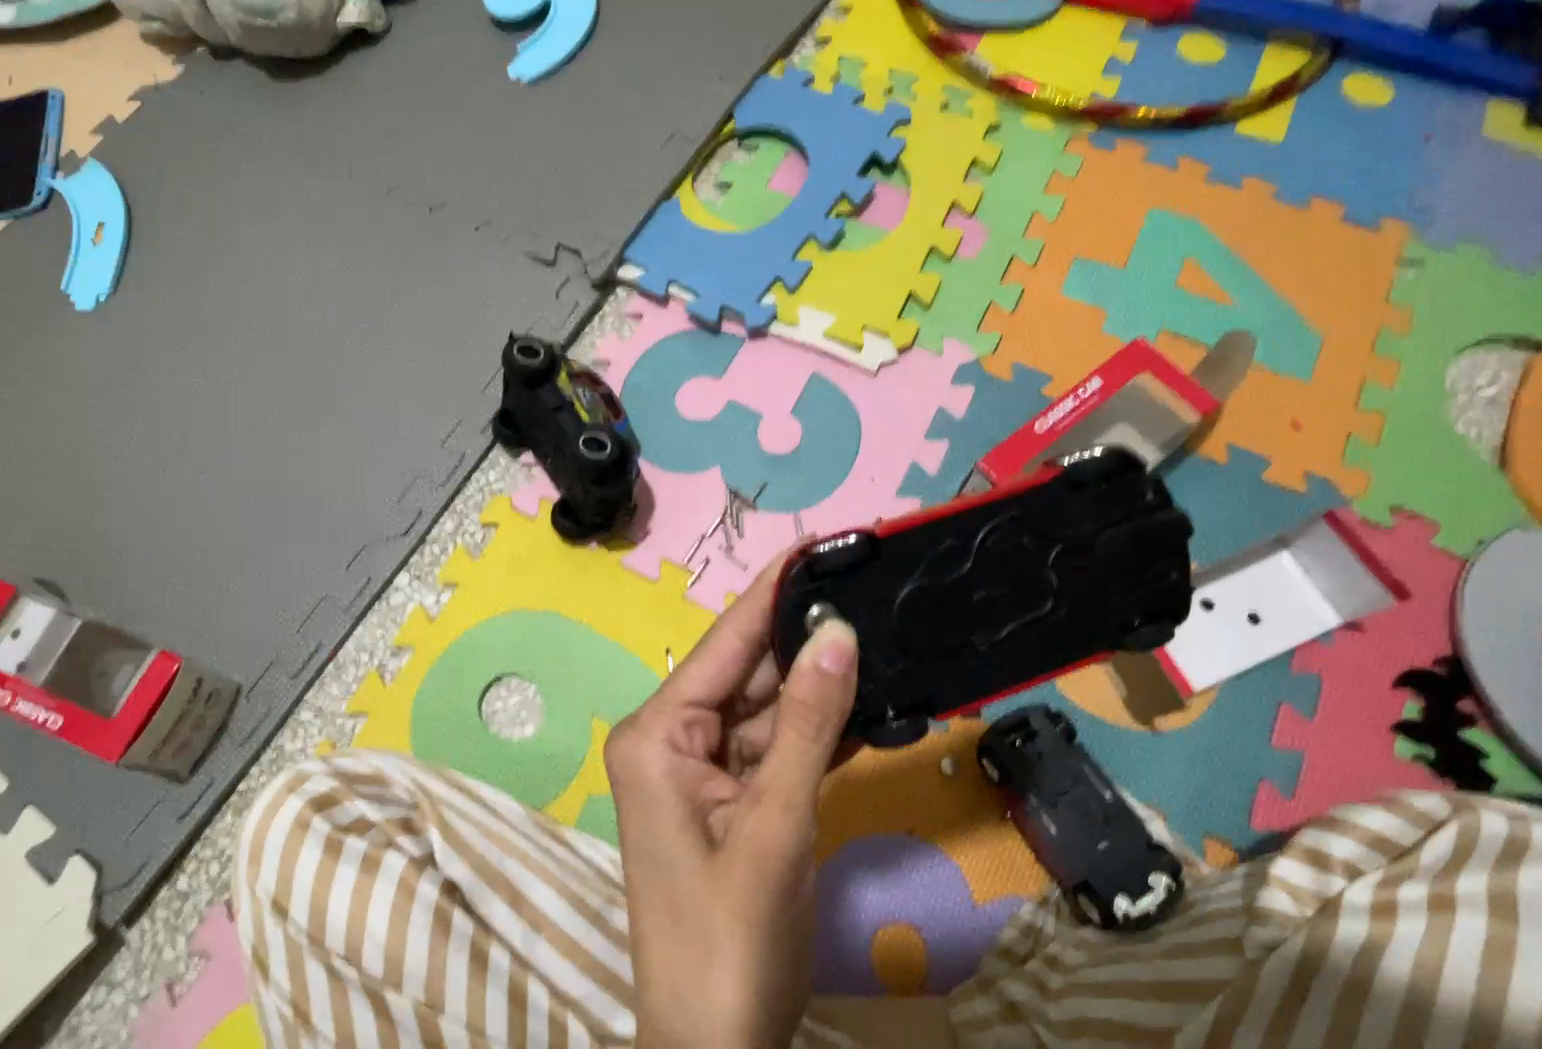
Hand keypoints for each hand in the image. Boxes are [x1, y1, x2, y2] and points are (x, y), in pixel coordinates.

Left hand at [606, 555, 860, 1048]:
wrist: (715, 1047)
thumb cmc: (729, 941)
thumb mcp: (775, 826)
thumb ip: (806, 725)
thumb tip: (837, 630)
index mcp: (657, 735)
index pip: (723, 643)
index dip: (773, 592)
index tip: (822, 543)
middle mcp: (671, 741)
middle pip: (747, 673)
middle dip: (806, 640)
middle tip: (875, 592)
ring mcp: (700, 774)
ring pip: (768, 711)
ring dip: (820, 688)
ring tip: (884, 637)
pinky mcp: (730, 804)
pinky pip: (776, 750)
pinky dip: (818, 735)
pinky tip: (867, 704)